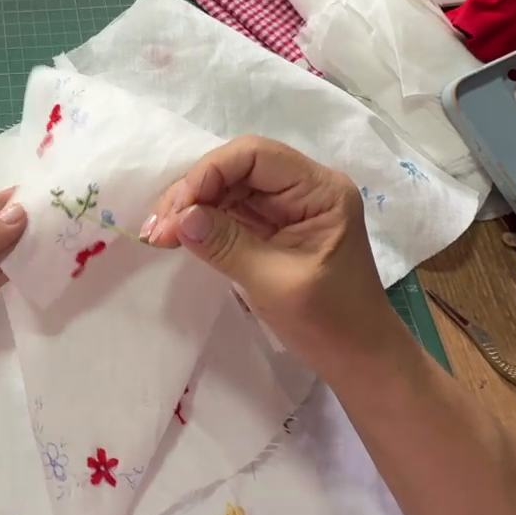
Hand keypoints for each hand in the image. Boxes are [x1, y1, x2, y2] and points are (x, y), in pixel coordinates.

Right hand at [142, 136, 410, 375]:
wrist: (356, 358)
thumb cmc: (329, 321)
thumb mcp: (275, 283)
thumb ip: (226, 244)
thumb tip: (179, 218)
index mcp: (320, 190)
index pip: (254, 155)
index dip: (209, 172)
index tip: (178, 210)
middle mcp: (302, 186)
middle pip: (234, 166)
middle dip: (193, 190)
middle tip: (159, 226)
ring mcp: (284, 203)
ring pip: (224, 184)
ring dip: (189, 205)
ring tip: (160, 233)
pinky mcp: (268, 222)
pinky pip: (225, 206)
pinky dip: (197, 219)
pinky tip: (176, 234)